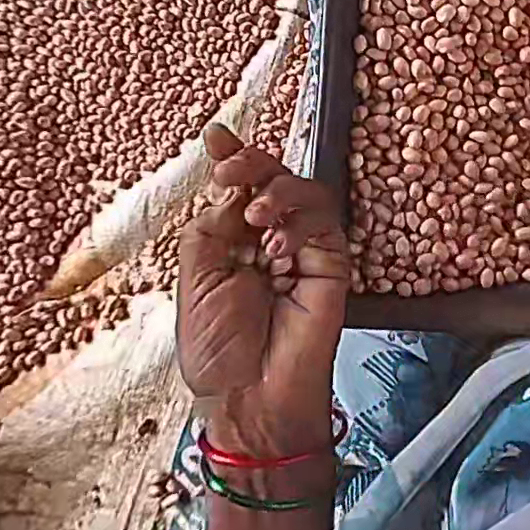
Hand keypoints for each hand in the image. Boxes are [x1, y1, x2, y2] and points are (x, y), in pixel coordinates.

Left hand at [178, 125, 347, 456]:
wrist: (250, 395)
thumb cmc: (218, 347)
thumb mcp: (196, 279)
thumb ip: (212, 227)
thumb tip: (228, 188)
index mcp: (238, 241)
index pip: (242, 188)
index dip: (234, 158)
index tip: (217, 134)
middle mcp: (273, 238)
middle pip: (276, 179)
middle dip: (254, 165)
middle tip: (232, 172)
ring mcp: (306, 248)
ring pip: (307, 193)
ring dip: (278, 192)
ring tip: (256, 216)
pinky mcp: (333, 262)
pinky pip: (325, 222)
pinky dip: (299, 224)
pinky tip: (278, 249)